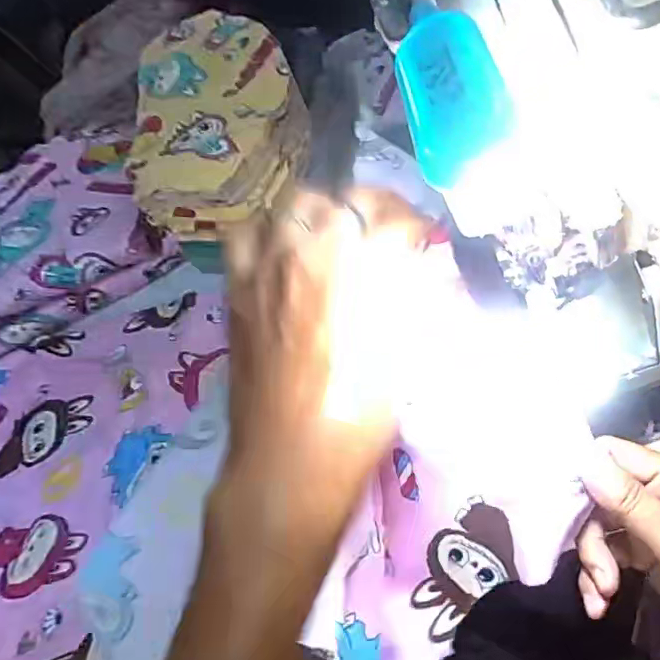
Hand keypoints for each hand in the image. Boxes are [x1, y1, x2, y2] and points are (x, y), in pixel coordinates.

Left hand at [213, 187, 429, 559]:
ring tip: (334, 239)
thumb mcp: (404, 355)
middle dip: (370, 209)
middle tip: (383, 234)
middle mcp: (308, 253)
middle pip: (341, 198)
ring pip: (292, 206)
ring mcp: (265, 267)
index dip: (415, 222)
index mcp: (359, 270)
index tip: (423, 238)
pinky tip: (285, 258)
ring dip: (320, 215)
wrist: (289, 461)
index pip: (393, 217)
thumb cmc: (358, 419)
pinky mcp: (236, 289)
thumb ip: (410, 299)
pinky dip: (270, 234)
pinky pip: (247, 235)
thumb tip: (416, 269)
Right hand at [576, 437, 659, 659]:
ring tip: (604, 595)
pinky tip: (600, 603)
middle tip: (599, 573)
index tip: (560, 508)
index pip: (611, 454)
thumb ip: (632, 504)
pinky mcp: (645, 552)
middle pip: (598, 495)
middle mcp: (658, 493)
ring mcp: (651, 524)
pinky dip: (600, 577)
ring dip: (594, 562)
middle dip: (590, 535)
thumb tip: (585, 462)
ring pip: (599, 527)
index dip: (582, 475)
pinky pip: (608, 553)